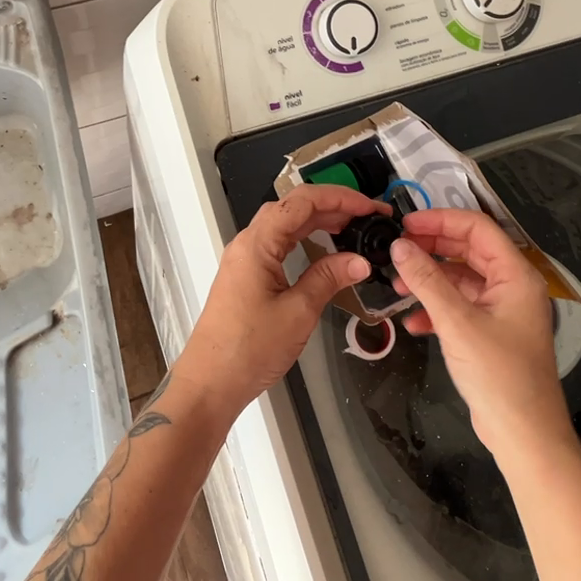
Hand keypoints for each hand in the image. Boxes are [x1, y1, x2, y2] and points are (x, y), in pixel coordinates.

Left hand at [175, 183, 386, 418]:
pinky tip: (324, 249)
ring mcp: (245, 259)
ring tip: (352, 227)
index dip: (339, 198)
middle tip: (368, 217)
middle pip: (292, 208)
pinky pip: (278, 243)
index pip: (302, 202)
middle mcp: (248, 242)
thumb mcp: (298, 312)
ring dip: (319, 221)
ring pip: (285, 224)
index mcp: (258, 243)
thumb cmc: (250, 348)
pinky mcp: (246, 275)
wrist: (210, 383)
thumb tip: (360, 261)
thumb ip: (328, 279)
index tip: (370, 207)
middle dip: (332, 206)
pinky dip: (304, 238)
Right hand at [389, 209, 572, 458]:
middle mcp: (511, 286)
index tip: (406, 224)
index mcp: (515, 274)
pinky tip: (414, 322)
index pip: (477, 228)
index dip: (441, 220)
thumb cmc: (498, 374)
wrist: (524, 436)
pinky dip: (436, 309)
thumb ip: (426, 279)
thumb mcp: (457, 322)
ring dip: (429, 280)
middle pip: (467, 251)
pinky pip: (460, 306)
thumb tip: (399, 245)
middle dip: (431, 249)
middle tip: (396, 251)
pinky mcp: (490, 333)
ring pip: (460, 279)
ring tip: (398, 288)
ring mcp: (502, 310)